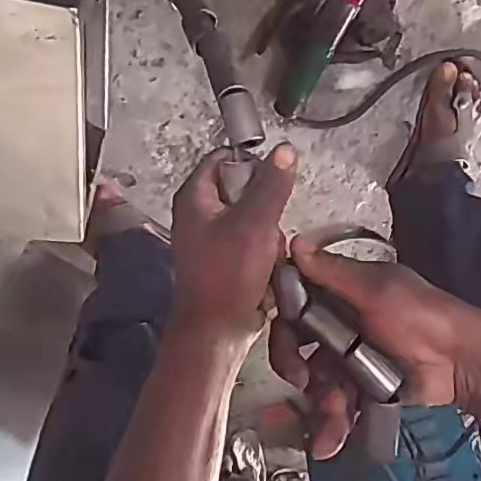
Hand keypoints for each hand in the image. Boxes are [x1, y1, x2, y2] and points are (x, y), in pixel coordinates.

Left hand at [170, 143, 297, 344]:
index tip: (273, 179)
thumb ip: (271, 184)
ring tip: (269, 252)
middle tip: (270, 225)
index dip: (250, 162)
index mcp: (195, 198)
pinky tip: (268, 267)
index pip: (223, 159)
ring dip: (270, 233)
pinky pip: (254, 240)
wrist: (219, 330)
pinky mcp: (226, 258)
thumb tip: (285, 149)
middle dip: (266, 207)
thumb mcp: (255, 222)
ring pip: (254, 217)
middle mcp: (199, 214)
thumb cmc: (229, 273)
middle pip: (243, 189)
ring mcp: (212, 238)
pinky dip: (265, 251)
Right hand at [269, 238, 480, 457]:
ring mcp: (350, 359)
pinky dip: (333, 425)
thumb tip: (295, 243)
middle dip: (293, 364)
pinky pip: (336, 406)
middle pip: (296, 345)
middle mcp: (340, 324)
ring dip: (318, 402)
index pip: (295, 302)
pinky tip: (330, 442)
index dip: (281, 319)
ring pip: (315, 380)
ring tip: (334, 419)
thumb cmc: (420, 315)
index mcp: (342, 293)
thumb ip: (334, 273)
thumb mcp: (377, 289)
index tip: (279, 337)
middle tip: (301, 379)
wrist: (460, 362)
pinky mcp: (361, 389)